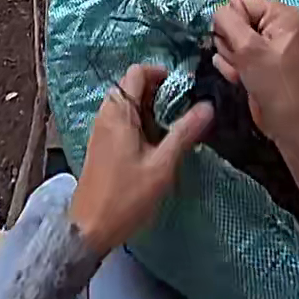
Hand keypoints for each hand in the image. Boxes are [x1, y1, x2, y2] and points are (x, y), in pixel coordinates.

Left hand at [70, 64, 212, 253]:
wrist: (91, 225)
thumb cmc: (127, 195)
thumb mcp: (162, 166)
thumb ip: (184, 134)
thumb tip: (207, 106)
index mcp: (118, 111)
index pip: (136, 72)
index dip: (160, 73)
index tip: (184, 89)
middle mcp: (106, 112)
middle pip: (132, 86)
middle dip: (159, 92)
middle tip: (185, 110)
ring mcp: (102, 127)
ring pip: (128, 103)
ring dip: (151, 108)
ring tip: (175, 127)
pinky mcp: (103, 142)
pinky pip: (123, 119)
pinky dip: (141, 121)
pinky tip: (157, 143)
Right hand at [210, 0, 298, 144]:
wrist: (290, 126)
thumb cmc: (275, 84)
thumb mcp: (248, 48)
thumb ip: (226, 21)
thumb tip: (215, 12)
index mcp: (281, 14)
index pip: (238, 3)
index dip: (232, 23)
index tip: (241, 45)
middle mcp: (275, 24)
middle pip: (232, 20)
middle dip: (231, 43)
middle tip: (243, 61)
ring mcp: (266, 43)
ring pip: (228, 38)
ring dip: (230, 58)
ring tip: (244, 72)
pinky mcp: (258, 59)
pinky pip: (232, 53)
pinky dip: (232, 67)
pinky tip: (242, 79)